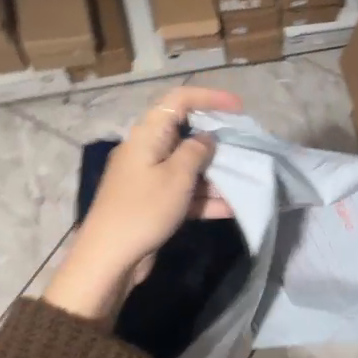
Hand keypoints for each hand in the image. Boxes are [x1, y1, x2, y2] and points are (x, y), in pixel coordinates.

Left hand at [43, 86, 241, 322]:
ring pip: (190, 166)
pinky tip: (233, 208)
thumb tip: (206, 138)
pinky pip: (187, 193)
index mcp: (148, 135)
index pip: (179, 100)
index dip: (210, 98)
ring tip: (246, 180)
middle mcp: (148, 151)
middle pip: (187, 133)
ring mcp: (151, 178)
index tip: (239, 108)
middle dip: (218, 140)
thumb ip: (196, 151)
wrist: (110, 259)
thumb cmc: (143, 210)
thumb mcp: (176, 177)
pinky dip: (207, 198)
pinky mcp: (155, 203)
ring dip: (217, 173)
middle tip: (247, 148)